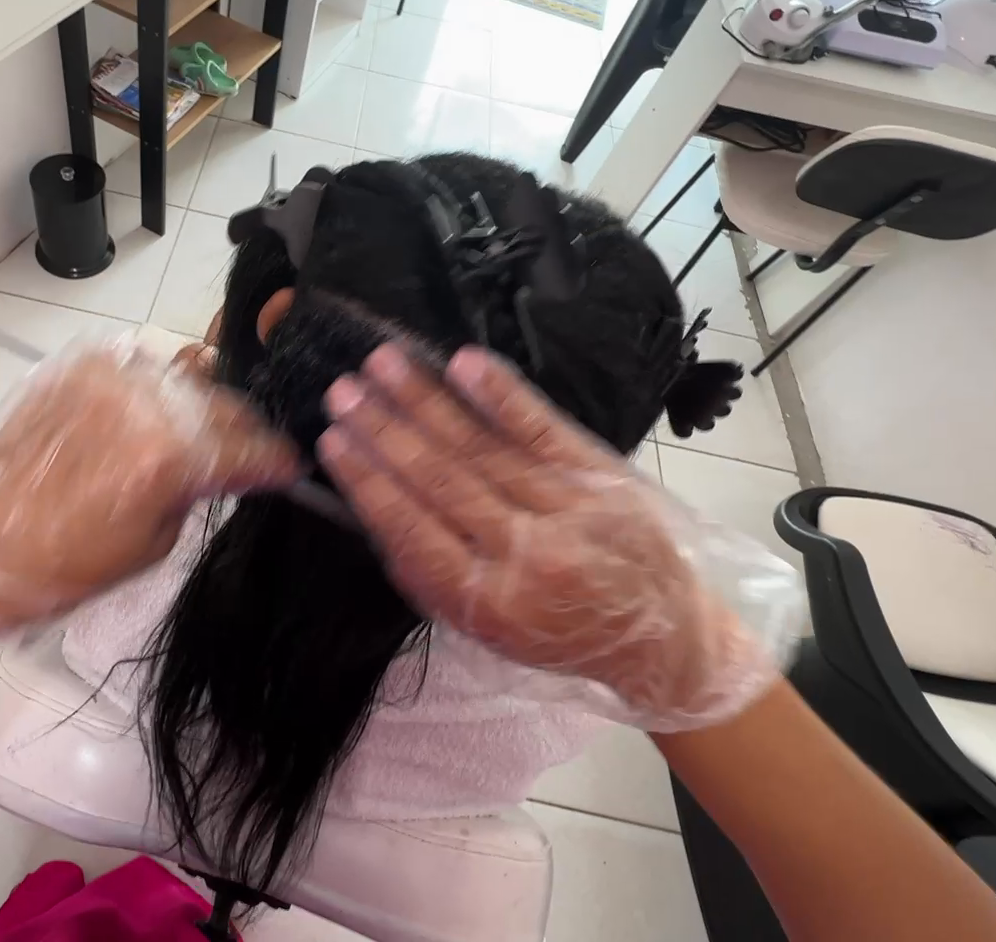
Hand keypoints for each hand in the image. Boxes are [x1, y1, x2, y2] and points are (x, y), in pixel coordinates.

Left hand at [0, 340, 301, 639]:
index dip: (277, 461)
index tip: (289, 468)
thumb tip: (226, 464)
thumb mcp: (154, 544)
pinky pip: (141, 365)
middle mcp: (144, 400)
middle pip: (225, 402)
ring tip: (198, 431)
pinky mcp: (77, 367)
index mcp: (168, 454)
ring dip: (203, 403)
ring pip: (186, 373)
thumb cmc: (67, 568)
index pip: (250, 446)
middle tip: (247, 453)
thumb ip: (198, 489)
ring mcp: (108, 375)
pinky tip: (152, 414)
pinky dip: (157, 389)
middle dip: (244, 431)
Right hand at [316, 344, 796, 729]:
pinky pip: (542, 427)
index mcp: (490, 602)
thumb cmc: (556, 633)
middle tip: (342, 391)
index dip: (369, 482)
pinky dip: (500, 393)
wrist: (662, 632)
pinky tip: (462, 362)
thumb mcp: (482, 629)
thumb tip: (374, 507)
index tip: (332, 441)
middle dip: (386, 431)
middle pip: (443, 480)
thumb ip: (428, 575)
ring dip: (427, 400)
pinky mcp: (598, 475)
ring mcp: (567, 507)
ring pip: (483, 446)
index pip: (414, 532)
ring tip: (383, 362)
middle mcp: (528, 553)